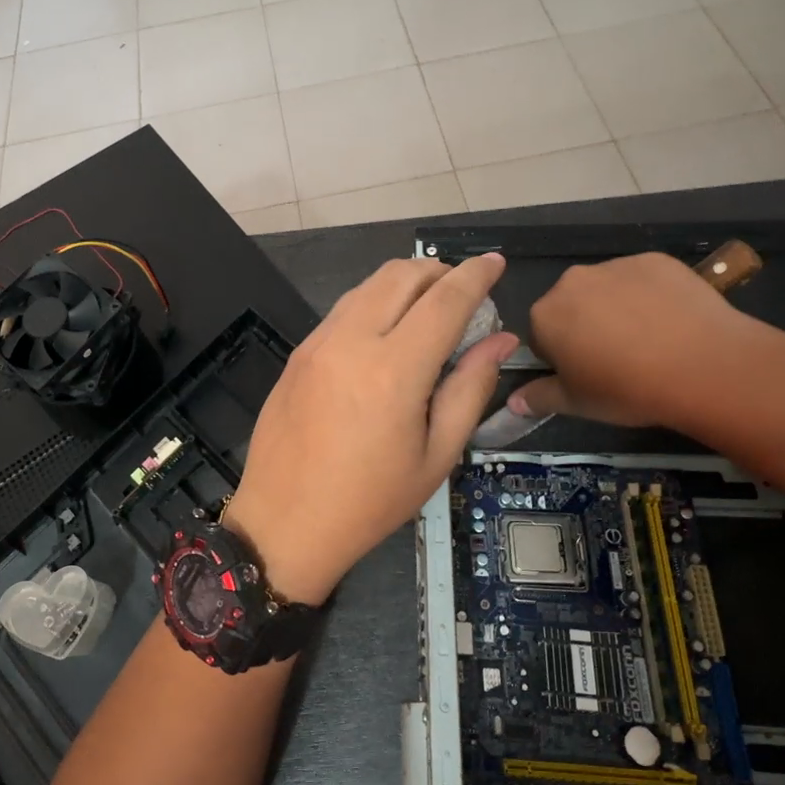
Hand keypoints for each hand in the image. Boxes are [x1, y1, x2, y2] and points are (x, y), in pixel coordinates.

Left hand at [221, 255, 516, 603]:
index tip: (496, 263)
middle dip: (440, 271)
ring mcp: (318, 342)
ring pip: (369, 284)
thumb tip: (501, 341)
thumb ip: (470, 389)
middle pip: (402, 275)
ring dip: (405, 282)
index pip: (444, 300)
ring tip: (430, 308)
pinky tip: (388, 331)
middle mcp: (352, 341)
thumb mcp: (436, 456)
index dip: (476, 275)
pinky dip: (375, 301)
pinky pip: (344, 307)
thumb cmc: (369, 502)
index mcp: (393, 370)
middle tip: (464, 292)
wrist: (284, 522)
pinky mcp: (299, 352)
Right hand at [507, 253, 753, 428]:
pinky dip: (651, 296)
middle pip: (571, 305)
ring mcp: (615, 266)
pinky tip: (673, 322)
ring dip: (617, 309)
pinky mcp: (655, 260)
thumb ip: (539, 398)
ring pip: (607, 290)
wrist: (703, 365)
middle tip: (617, 359)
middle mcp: (572, 281)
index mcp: (545, 315)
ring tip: (651, 341)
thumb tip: (513, 402)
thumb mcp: (578, 404)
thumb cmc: (628, 389)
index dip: (562, 357)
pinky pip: (643, 279)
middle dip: (585, 326)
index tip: (587, 375)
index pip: (541, 335)